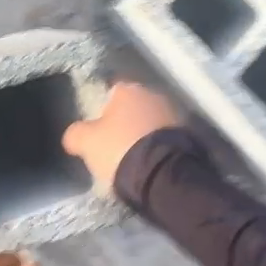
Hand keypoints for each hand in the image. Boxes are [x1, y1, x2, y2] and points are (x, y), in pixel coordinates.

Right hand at [63, 82, 184, 191]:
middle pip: (134, 104)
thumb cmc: (120, 150)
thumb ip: (75, 134)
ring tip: (135, 154)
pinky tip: (152, 161)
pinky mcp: (191, 134)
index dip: (102, 106)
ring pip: (152, 119)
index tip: (98, 125)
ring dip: (145, 131)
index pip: (110, 90)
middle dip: (126, 118)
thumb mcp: (86, 143)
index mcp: (128, 89)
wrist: (164, 176)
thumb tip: (73, 135)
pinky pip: (167, 136)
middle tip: (115, 140)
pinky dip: (160, 144)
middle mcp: (154, 93)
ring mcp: (175, 113)